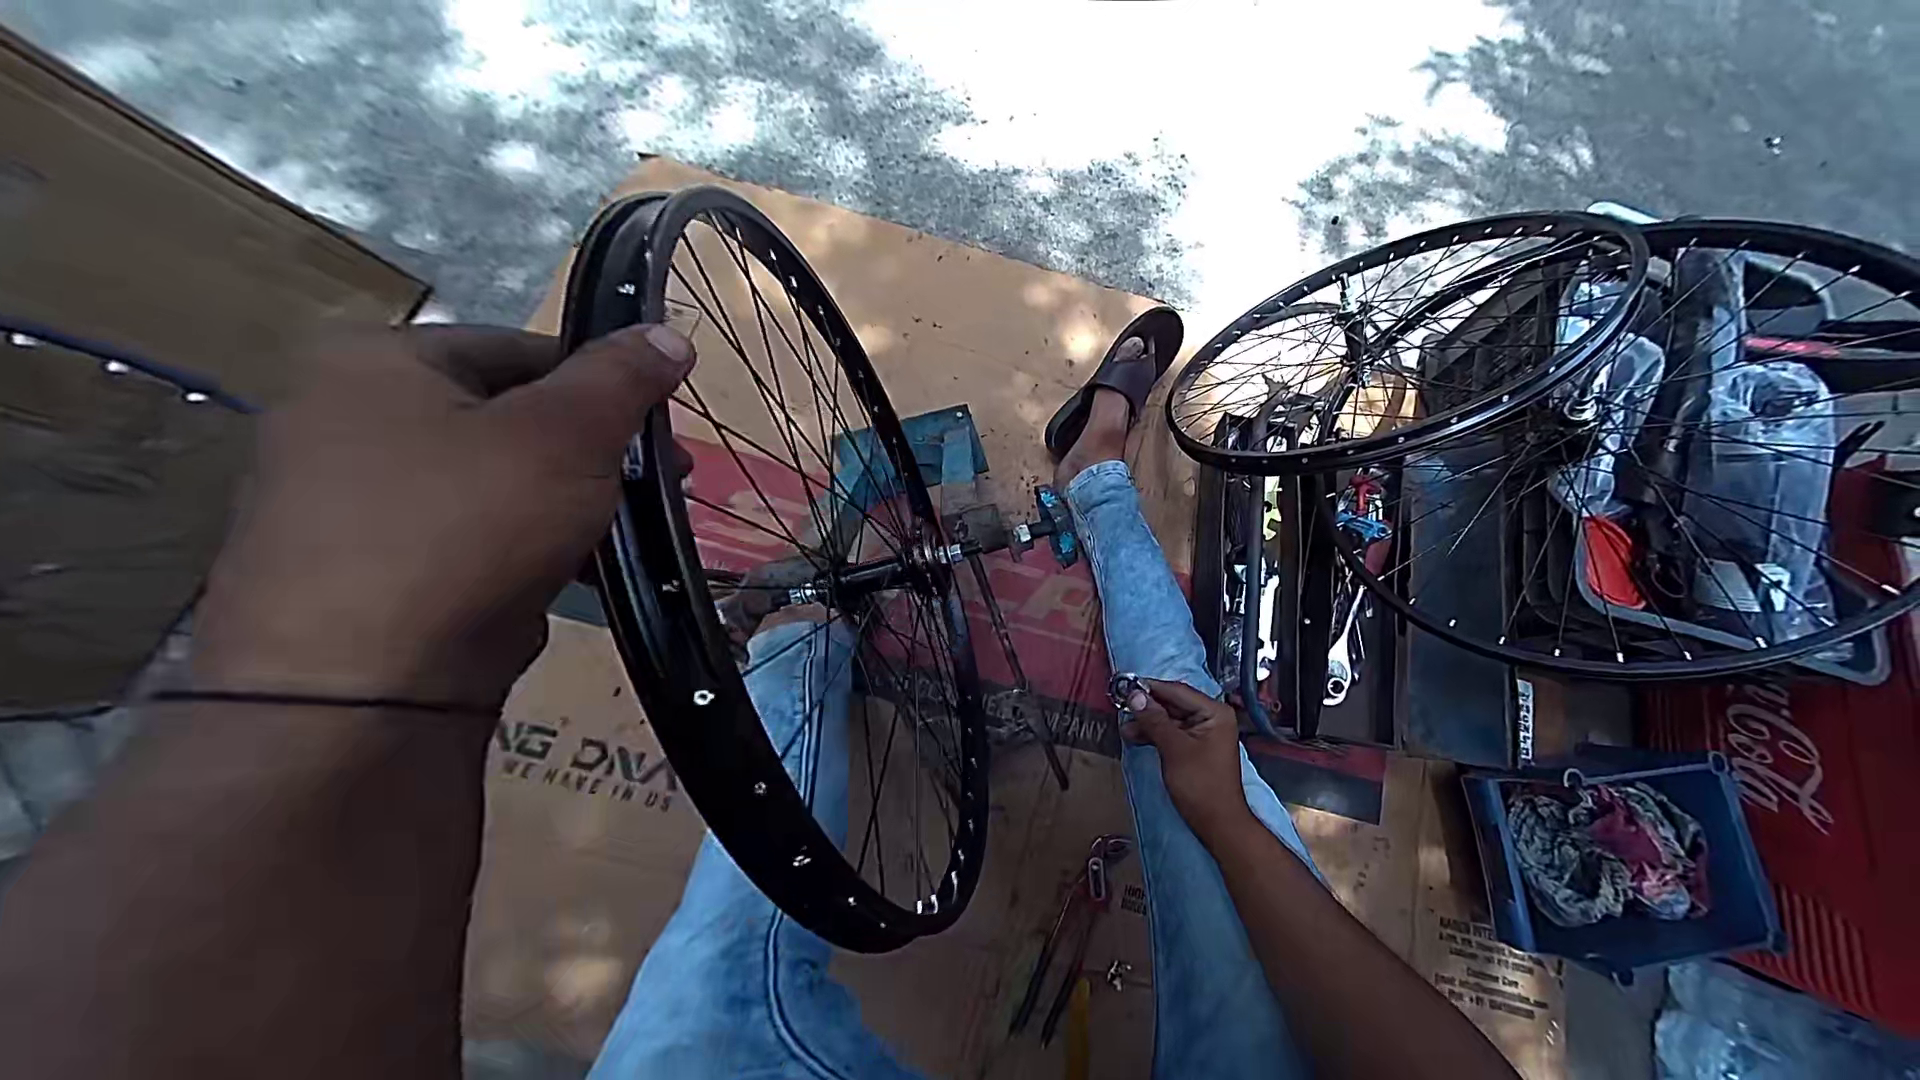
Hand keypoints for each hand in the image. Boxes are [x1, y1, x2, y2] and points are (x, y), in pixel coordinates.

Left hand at [192, 323, 695, 710]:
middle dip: (601, 449)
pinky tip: (585, 566)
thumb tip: (671, 332)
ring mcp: (357, 500)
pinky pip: (479, 532)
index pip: (523, 347)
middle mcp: (351, 419)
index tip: (662, 423)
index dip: (605, 380)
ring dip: (578, 498)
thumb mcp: (566, 434)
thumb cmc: (471, 523)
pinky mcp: (378, 567)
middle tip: (664, 482)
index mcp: (379, 363)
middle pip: (515, 416)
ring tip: (634, 529)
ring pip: (503, 479)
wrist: (368, 682)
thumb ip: (622, 377)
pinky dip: (536, 540)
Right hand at [1120, 679, 1255, 841]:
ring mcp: (1203, 731)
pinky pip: (1170, 731)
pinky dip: (1153, 733)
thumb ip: (1154, 719)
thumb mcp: (1174, 748)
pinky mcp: (1194, 745)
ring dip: (1147, 721)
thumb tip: (1134, 695)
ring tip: (1126, 727)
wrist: (1218, 824)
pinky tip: (1135, 736)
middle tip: (1122, 707)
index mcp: (1215, 712)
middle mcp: (1211, 717)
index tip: (1125, 686)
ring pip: (1168, 717)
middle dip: (1147, 707)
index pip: (1177, 691)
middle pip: (1172, 703)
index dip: (1150, 688)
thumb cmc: (1201, 785)